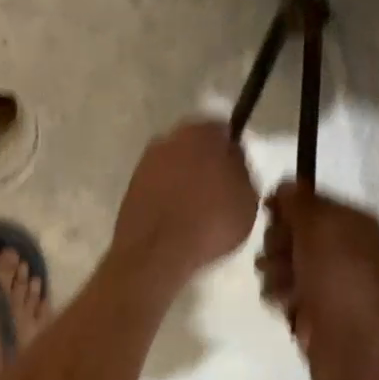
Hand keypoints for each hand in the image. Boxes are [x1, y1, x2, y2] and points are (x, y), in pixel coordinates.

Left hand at [111, 120, 258, 273]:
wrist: (157, 251)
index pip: (220, 128)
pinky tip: (179, 215)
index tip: (238, 167)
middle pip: (193, 143)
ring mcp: (145, 162)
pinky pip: (158, 183)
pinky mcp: (131, 186)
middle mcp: (167, 138)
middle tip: (221, 187)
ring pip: (173, 163)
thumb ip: (240, 168)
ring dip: (185, 177)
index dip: (230, 146)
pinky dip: (168, 193)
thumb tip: (230, 157)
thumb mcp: (247, 196)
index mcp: (199, 133)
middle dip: (205, 159)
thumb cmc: (211, 221)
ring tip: (200, 206)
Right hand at [259, 182, 378, 354]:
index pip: (305, 198)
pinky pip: (279, 288)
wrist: (352, 345)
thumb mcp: (318, 225)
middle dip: (276, 242)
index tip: (271, 215)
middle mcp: (341, 246)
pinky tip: (286, 303)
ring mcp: (327, 278)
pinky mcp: (311, 305)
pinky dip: (278, 294)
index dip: (285, 207)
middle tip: (283, 255)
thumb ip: (297, 200)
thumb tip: (283, 185)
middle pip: (287, 229)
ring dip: (274, 271)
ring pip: (278, 259)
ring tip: (285, 287)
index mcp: (351, 221)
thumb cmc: (339, 277)